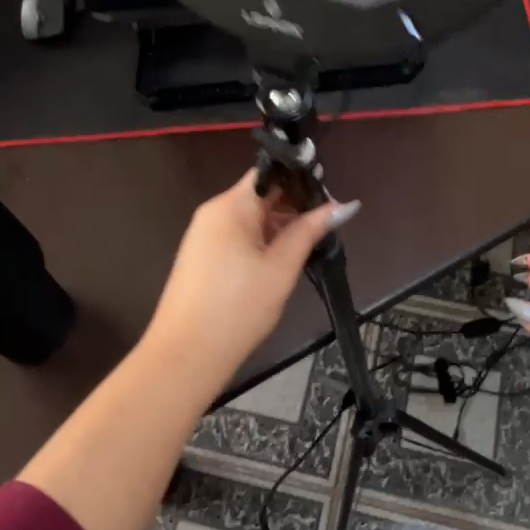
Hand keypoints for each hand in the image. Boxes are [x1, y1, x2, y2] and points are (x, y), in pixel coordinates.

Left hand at [144, 171, 357, 383]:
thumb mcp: (281, 268)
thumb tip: (343, 205)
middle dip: (293, 207)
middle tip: (327, 226)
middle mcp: (214, 212)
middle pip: (260, 195)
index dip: (300, 180)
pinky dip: (261, 242)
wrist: (185, 356)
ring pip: (250, 218)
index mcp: (231, 205)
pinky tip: (281, 262)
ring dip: (279, 227)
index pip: (269, 174)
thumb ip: (310, 231)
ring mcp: (204, 235)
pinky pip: (237, 237)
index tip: (328, 197)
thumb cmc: (238, 307)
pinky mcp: (201, 257)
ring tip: (310, 245)